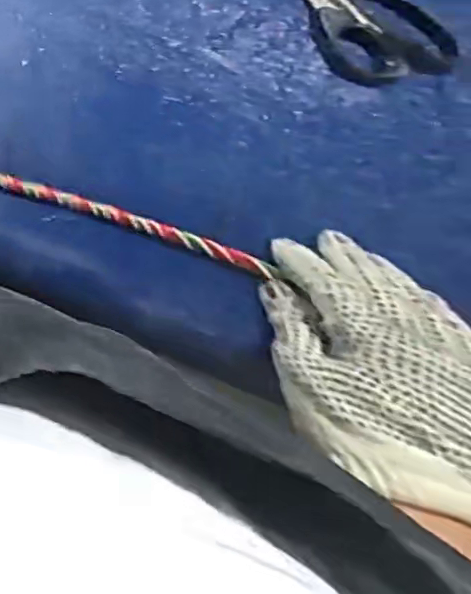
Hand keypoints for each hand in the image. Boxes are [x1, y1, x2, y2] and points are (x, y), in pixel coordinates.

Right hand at [261, 230, 470, 521]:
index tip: (280, 244)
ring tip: (368, 256)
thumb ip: (292, 329)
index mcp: (365, 331)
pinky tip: (422, 293)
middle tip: (329, 237)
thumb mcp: (307, 378)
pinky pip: (451, 324)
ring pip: (416, 300)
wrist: (436, 491)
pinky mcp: (469, 371)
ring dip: (388, 275)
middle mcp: (412, 333)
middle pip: (377, 286)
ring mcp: (449, 352)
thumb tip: (276, 289)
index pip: (329, 284)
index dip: (303, 262)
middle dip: (350, 260)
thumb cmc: (352, 428)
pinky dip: (430, 302)